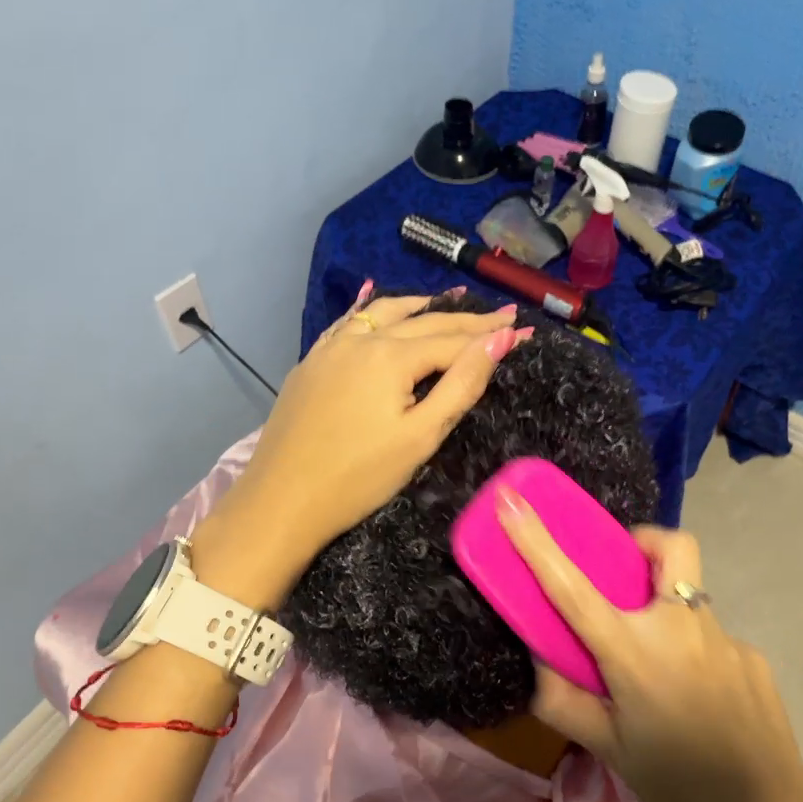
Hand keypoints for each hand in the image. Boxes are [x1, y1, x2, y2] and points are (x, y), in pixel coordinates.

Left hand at [189, 283, 527, 610]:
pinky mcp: (310, 364)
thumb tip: (499, 341)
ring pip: (382, 313)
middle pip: (423, 322)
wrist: (281, 501)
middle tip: (499, 314)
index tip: (522, 327)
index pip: (453, 340)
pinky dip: (372, 311)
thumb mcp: (421, 436)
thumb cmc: (358, 477)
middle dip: (464, 319)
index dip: (490, 336)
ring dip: (419, 306)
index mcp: (391, 357)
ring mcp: (329, 349)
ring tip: (447, 300)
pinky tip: (376, 305)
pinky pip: (348, 323)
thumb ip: (462, 384)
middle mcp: (360, 340)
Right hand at [496, 491, 802, 801]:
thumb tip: (542, 661)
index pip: (573, 586)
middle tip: (618, 589)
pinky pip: (709, 637)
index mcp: (635, 651)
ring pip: (687, 594)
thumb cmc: (679, 791)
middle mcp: (681, 626)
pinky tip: (696, 705)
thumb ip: (566, 701)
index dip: (538, 542)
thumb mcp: (610, 752)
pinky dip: (690, 654)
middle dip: (637, 550)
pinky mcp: (752, 655)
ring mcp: (724, 636)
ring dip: (662, 609)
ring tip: (656, 674)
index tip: (514, 502)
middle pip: (665, 548)